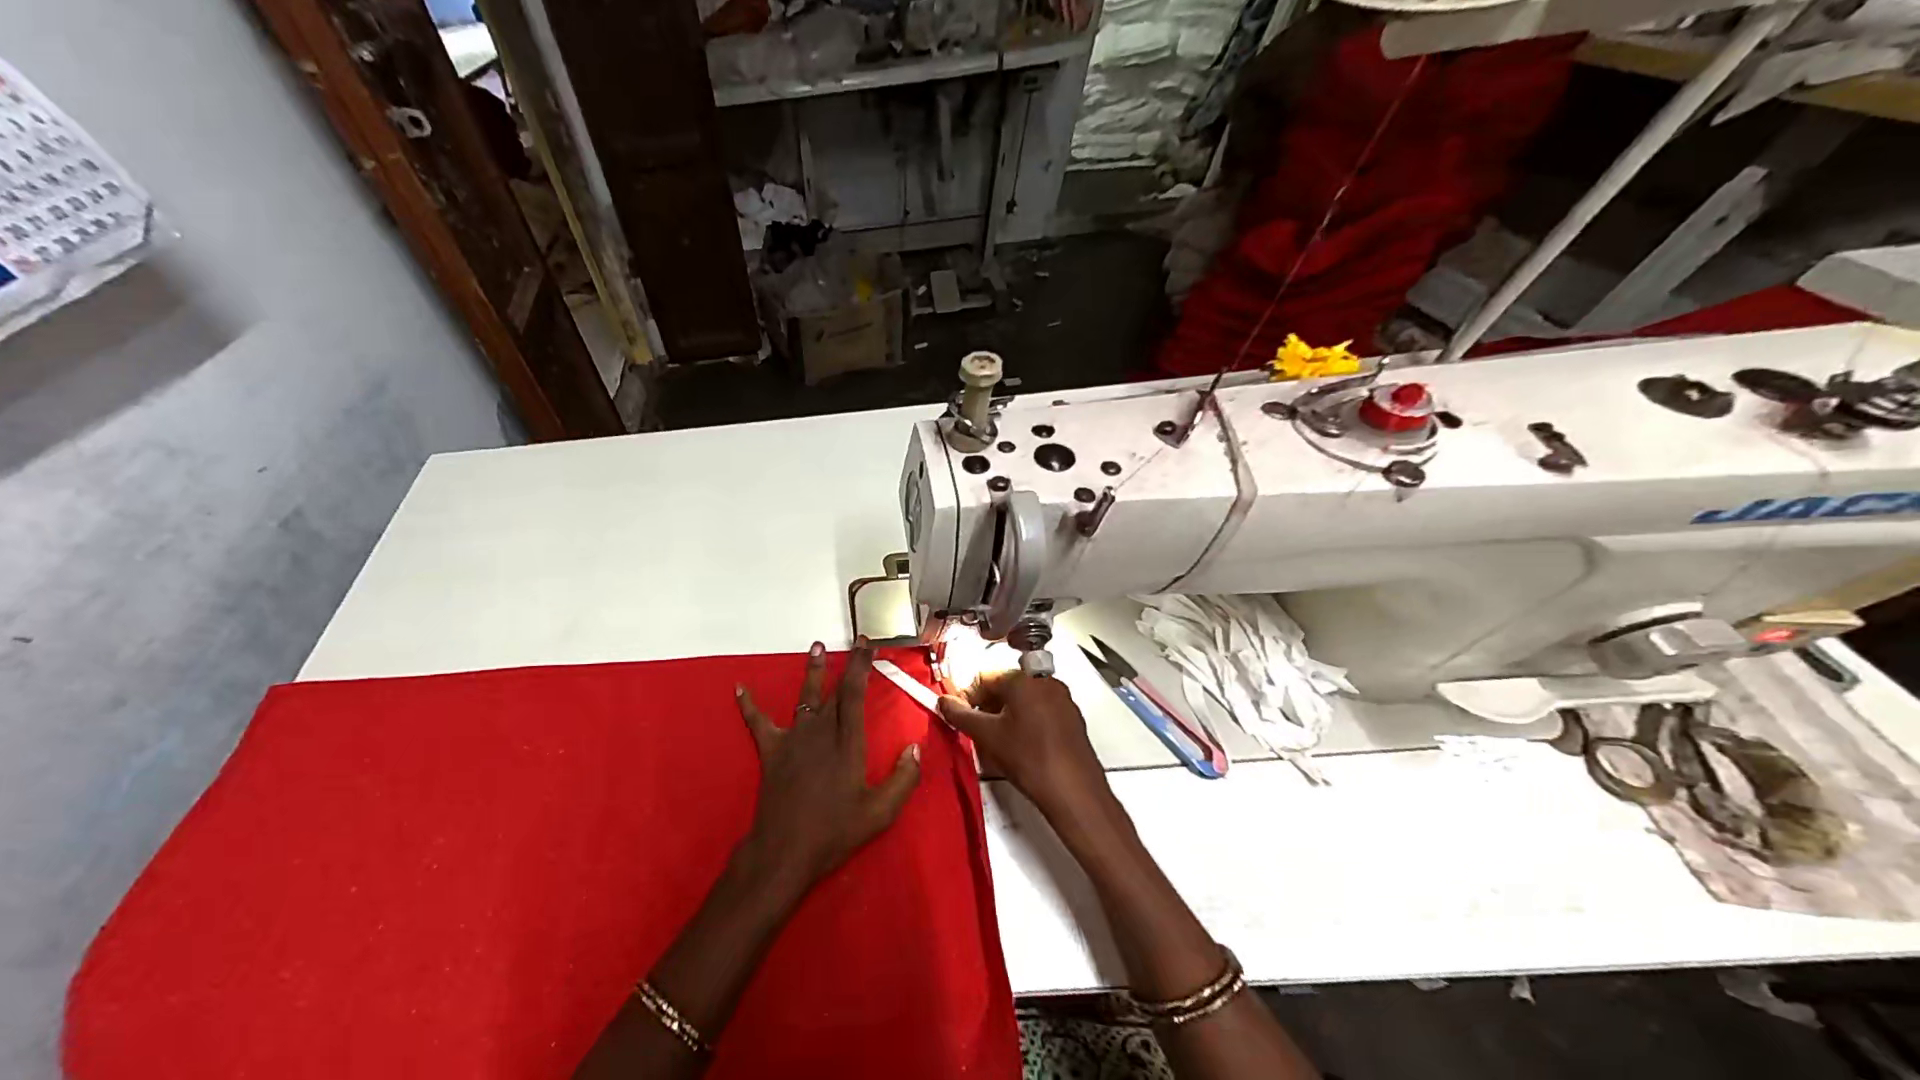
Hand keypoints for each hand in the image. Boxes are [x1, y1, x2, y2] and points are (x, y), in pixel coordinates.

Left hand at [735, 639, 921, 890]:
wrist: (785, 851)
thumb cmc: (835, 831)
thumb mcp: (880, 811)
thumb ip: (903, 779)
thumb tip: (915, 748)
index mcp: (847, 743)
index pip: (855, 695)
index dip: (862, 667)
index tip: (868, 647)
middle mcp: (821, 733)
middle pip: (835, 691)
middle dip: (847, 665)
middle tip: (855, 644)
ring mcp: (794, 740)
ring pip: (805, 698)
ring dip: (812, 672)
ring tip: (816, 647)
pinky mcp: (772, 752)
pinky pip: (758, 723)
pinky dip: (749, 705)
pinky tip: (739, 688)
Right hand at [938, 674, 1110, 816]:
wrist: (1073, 791)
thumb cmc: (1033, 760)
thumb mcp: (988, 736)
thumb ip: (961, 716)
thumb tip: (945, 704)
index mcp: (1025, 680)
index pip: (985, 677)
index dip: (967, 696)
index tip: (959, 713)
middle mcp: (1047, 683)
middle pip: (1007, 687)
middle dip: (988, 707)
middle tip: (976, 729)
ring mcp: (1063, 701)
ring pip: (1025, 701)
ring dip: (1006, 716)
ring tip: (998, 742)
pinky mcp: (1072, 720)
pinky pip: (1042, 713)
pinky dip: (1027, 724)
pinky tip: (1021, 748)